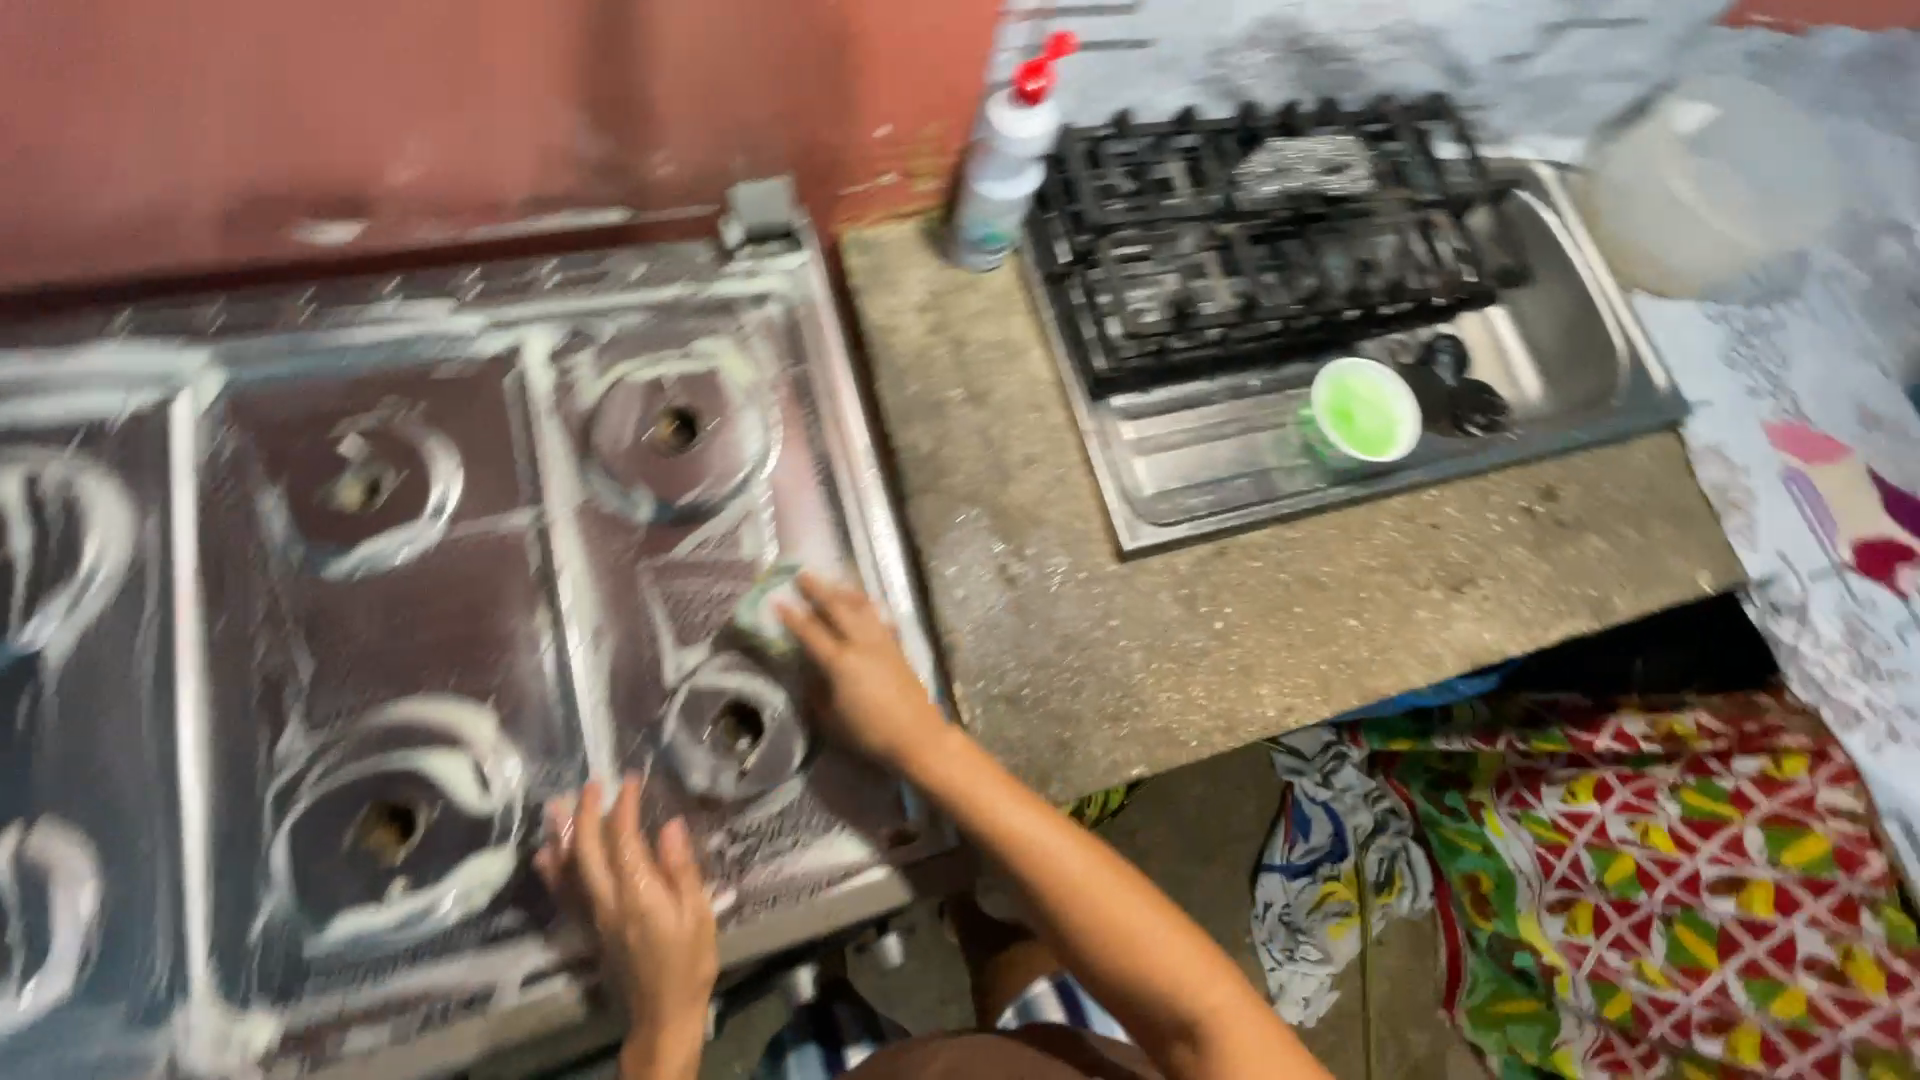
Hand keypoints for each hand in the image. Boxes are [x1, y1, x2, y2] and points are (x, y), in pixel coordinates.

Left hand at [536, 776, 716, 1079]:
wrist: (663, 1013)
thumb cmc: (689, 961)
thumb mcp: (698, 913)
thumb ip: (682, 869)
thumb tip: (670, 826)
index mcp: (638, 894)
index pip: (622, 840)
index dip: (623, 806)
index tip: (630, 779)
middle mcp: (607, 901)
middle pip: (586, 850)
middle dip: (587, 812)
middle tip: (594, 782)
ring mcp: (594, 916)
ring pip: (567, 870)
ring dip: (561, 836)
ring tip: (556, 806)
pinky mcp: (590, 929)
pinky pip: (564, 893)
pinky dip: (553, 871)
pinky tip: (547, 855)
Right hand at [777, 572, 948, 770]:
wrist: (917, 735)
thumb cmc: (869, 733)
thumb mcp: (831, 720)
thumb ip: (816, 693)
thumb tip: (809, 675)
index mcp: (840, 662)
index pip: (811, 632)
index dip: (792, 616)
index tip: (777, 600)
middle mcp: (862, 644)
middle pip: (838, 608)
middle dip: (818, 590)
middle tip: (803, 575)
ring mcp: (883, 643)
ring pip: (862, 607)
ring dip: (844, 592)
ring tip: (833, 582)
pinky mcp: (898, 648)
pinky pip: (880, 618)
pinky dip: (868, 606)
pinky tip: (865, 603)